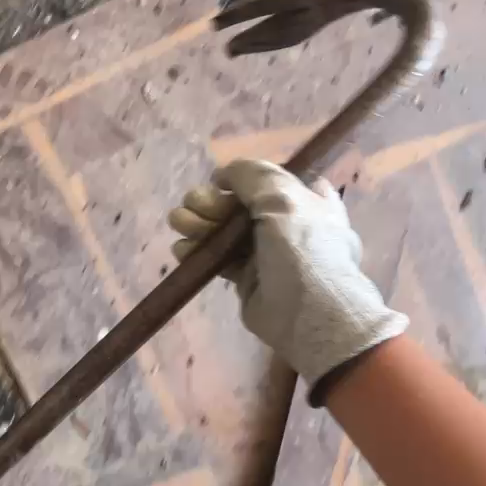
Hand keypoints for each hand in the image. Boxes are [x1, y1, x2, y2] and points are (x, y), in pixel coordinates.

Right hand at [170, 159, 406, 399]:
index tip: (218, 181)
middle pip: (241, 205)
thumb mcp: (283, 197)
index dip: (241, 178)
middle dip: (211, 202)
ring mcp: (267, 252)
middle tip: (189, 204)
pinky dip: (199, 252)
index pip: (269, 179)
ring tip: (177, 223)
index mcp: (307, 198)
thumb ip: (252, 176)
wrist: (308, 312)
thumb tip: (224, 173)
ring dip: (199, 225)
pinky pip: (219, 259)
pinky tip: (181, 249)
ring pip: (226, 232)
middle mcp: (288, 222)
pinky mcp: (247, 278)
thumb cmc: (302, 248)